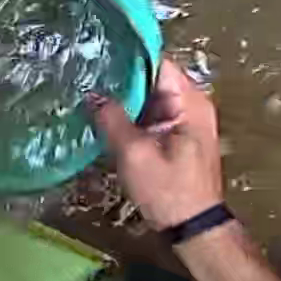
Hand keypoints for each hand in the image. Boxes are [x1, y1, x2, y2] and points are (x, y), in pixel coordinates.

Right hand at [91, 59, 225, 229]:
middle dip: (122, 75)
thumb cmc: (168, 191)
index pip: (158, 62)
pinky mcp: (175, 135)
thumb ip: (112, 119)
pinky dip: (130, 111)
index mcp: (190, 102)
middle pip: (152, 76)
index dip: (129, 55)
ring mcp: (185, 120)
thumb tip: (93, 94)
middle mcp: (192, 105)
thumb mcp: (134, 154)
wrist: (192, 228)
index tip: (99, 52)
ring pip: (149, 95)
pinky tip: (105, 113)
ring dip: (124, 94)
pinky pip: (150, 112)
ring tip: (90, 89)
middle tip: (87, 71)